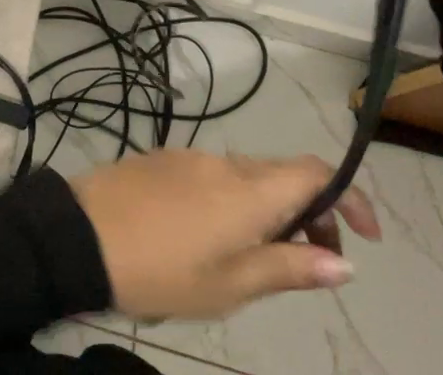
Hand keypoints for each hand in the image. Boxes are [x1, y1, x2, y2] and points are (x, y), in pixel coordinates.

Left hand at [68, 151, 379, 320]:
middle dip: (310, 213)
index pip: (315, 172)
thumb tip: (343, 262)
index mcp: (248, 190)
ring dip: (268, 210)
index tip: (365, 237)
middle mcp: (221, 162)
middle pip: (282, 175)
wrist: (76, 237)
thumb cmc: (159, 270)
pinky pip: (210, 176)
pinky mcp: (157, 161)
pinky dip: (231, 201)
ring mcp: (186, 157)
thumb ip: (289, 269)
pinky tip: (210, 238)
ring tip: (257, 259)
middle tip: (309, 262)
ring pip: (245, 177)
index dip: (349, 198)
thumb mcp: (230, 285)